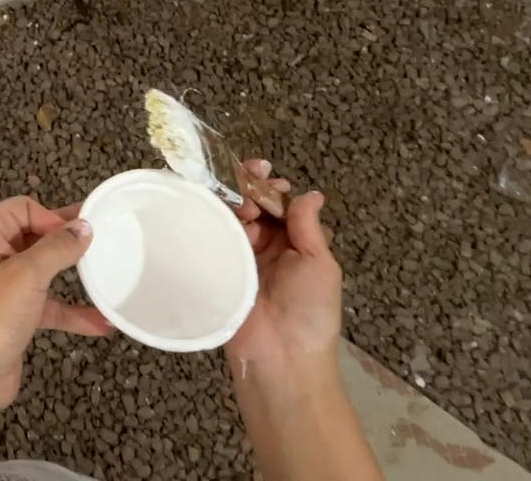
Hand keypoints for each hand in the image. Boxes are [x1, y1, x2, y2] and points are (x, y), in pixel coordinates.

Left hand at [0, 197, 111, 416]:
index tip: (78, 233)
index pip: (22, 208)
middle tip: (105, 239)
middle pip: (35, 235)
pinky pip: (49, 304)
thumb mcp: (27, 275)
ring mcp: (6, 286)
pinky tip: (103, 323)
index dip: (50, 215)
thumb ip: (57, 248)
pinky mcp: (17, 314)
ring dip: (73, 275)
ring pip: (45, 270)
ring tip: (108, 275)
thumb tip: (84, 226)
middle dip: (66, 239)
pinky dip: (72, 311)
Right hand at [226, 161, 342, 377]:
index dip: (272, 187)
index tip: (268, 177)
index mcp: (293, 244)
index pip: (280, 205)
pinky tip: (210, 204)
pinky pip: (210, 231)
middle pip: (252, 203)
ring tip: (237, 200)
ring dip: (231, 198)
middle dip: (248, 186)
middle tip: (246, 181)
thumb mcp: (320, 265)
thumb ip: (309, 227)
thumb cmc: (309, 310)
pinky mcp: (214, 261)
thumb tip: (311, 193)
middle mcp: (264, 244)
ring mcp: (237, 252)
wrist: (280, 353)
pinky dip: (210, 213)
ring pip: (229, 213)